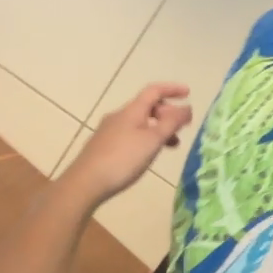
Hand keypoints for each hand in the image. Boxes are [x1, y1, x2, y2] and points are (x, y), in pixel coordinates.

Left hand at [66, 83, 192, 199]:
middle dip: (168, 113)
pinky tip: (147, 155)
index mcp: (132, 110)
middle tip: (182, 126)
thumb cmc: (122, 159)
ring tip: (171, 145)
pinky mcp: (103, 146)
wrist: (83, 184)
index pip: (154, 90)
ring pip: (139, 122)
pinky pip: (130, 134)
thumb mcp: (153, 140)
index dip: (172, 89)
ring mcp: (109, 131)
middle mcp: (119, 116)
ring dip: (158, 128)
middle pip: (147, 106)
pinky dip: (145, 138)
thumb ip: (172, 123)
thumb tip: (187, 107)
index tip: (189, 94)